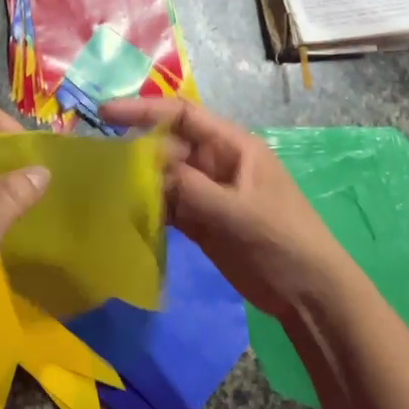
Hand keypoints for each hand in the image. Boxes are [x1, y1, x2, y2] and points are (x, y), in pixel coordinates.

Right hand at [100, 98, 351, 317]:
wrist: (311, 298)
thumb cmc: (282, 242)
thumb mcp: (236, 211)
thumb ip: (189, 187)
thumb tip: (145, 169)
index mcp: (232, 147)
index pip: (181, 115)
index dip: (143, 110)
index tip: (104, 114)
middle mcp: (216, 163)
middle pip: (167, 146)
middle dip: (134, 148)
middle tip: (96, 159)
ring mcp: (208, 194)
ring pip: (163, 177)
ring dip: (137, 180)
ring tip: (102, 186)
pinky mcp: (202, 222)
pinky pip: (167, 205)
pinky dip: (147, 208)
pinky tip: (123, 213)